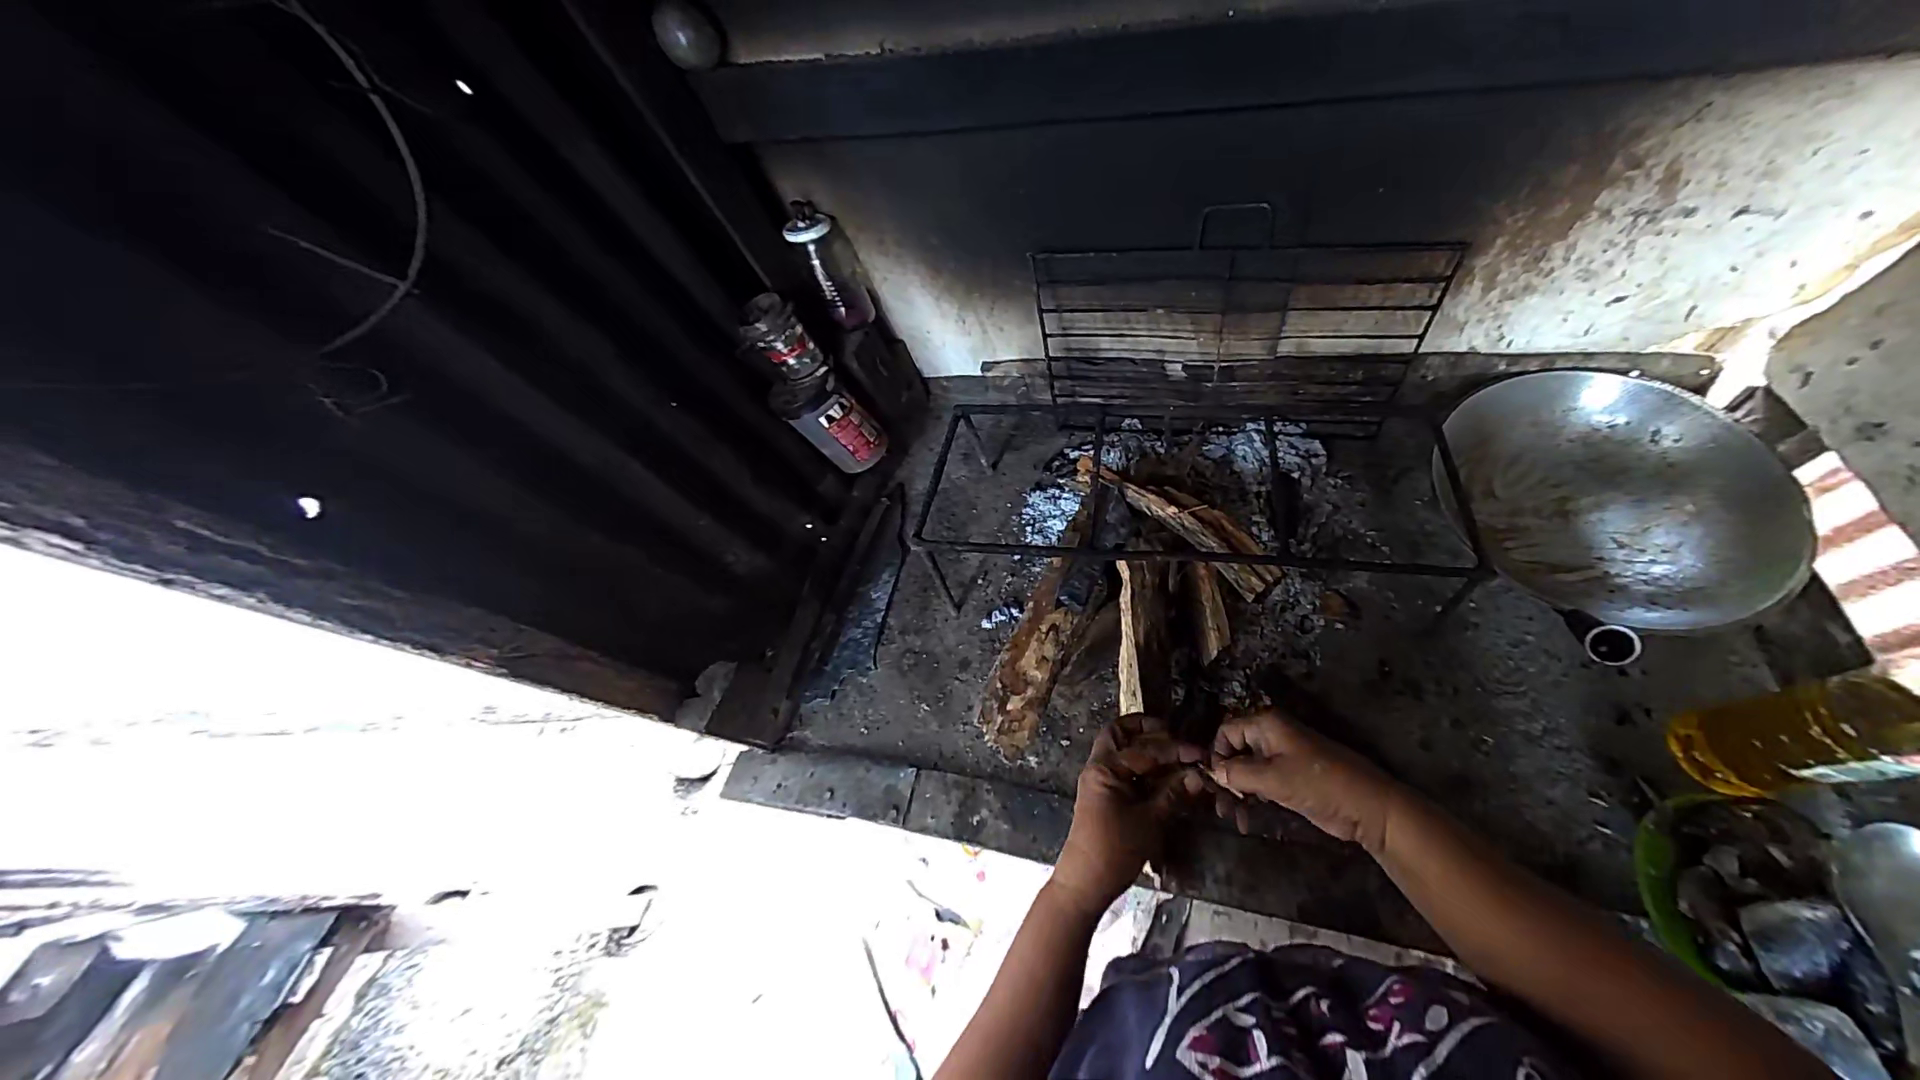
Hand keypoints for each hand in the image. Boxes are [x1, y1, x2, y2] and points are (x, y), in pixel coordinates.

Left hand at [1051, 714, 1206, 915]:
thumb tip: (1198, 776)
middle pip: (1118, 735)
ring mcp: (1100, 782)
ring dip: (1145, 749)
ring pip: (1121, 752)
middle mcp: (1098, 768)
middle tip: (1174, 734)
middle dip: (1145, 729)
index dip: (1172, 749)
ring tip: (1176, 756)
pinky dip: (1143, 769)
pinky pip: (1124, 771)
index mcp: (1103, 768)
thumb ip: (1172, 795)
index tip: (1197, 753)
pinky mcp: (1105, 796)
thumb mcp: (1149, 821)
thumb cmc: (1114, 850)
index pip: (1142, 748)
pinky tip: (1166, 778)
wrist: (1086, 882)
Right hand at [1207, 709, 1405, 855]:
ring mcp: (1280, 760)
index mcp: (1267, 725)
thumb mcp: (1273, 777)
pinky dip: (1251, 800)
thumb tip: (1213, 771)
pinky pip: (1260, 785)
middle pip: (1234, 752)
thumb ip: (1237, 773)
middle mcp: (1271, 737)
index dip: (1217, 754)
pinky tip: (1246, 821)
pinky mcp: (1289, 780)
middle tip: (1220, 807)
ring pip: (1246, 771)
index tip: (1213, 781)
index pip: (1226, 731)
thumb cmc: (1319, 784)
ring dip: (1236, 794)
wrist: (1368, 808)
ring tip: (1232, 818)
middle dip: (1224, 779)